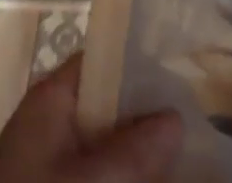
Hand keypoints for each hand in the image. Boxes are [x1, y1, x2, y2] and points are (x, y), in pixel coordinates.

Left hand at [0, 55, 184, 182]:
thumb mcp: (95, 181)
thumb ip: (136, 150)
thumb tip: (175, 117)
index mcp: (50, 99)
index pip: (100, 60)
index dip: (138, 64)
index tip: (177, 78)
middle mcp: (46, 121)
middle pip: (103, 103)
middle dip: (141, 115)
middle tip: (185, 122)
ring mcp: (45, 159)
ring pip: (99, 142)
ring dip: (130, 151)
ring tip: (175, 153)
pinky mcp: (47, 181)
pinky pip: (89, 170)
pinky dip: (113, 172)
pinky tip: (143, 176)